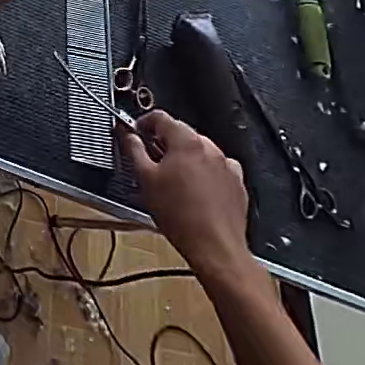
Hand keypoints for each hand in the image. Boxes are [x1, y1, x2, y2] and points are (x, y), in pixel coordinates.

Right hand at [118, 111, 265, 295]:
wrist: (214, 247)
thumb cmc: (180, 215)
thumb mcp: (145, 178)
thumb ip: (134, 150)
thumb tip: (127, 135)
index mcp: (186, 141)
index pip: (161, 117)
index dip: (143, 122)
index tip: (136, 132)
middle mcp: (210, 148)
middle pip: (180, 132)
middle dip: (162, 142)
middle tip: (149, 159)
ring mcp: (226, 165)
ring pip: (198, 150)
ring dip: (183, 157)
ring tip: (171, 180)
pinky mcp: (236, 183)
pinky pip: (215, 168)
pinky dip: (203, 172)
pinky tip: (193, 190)